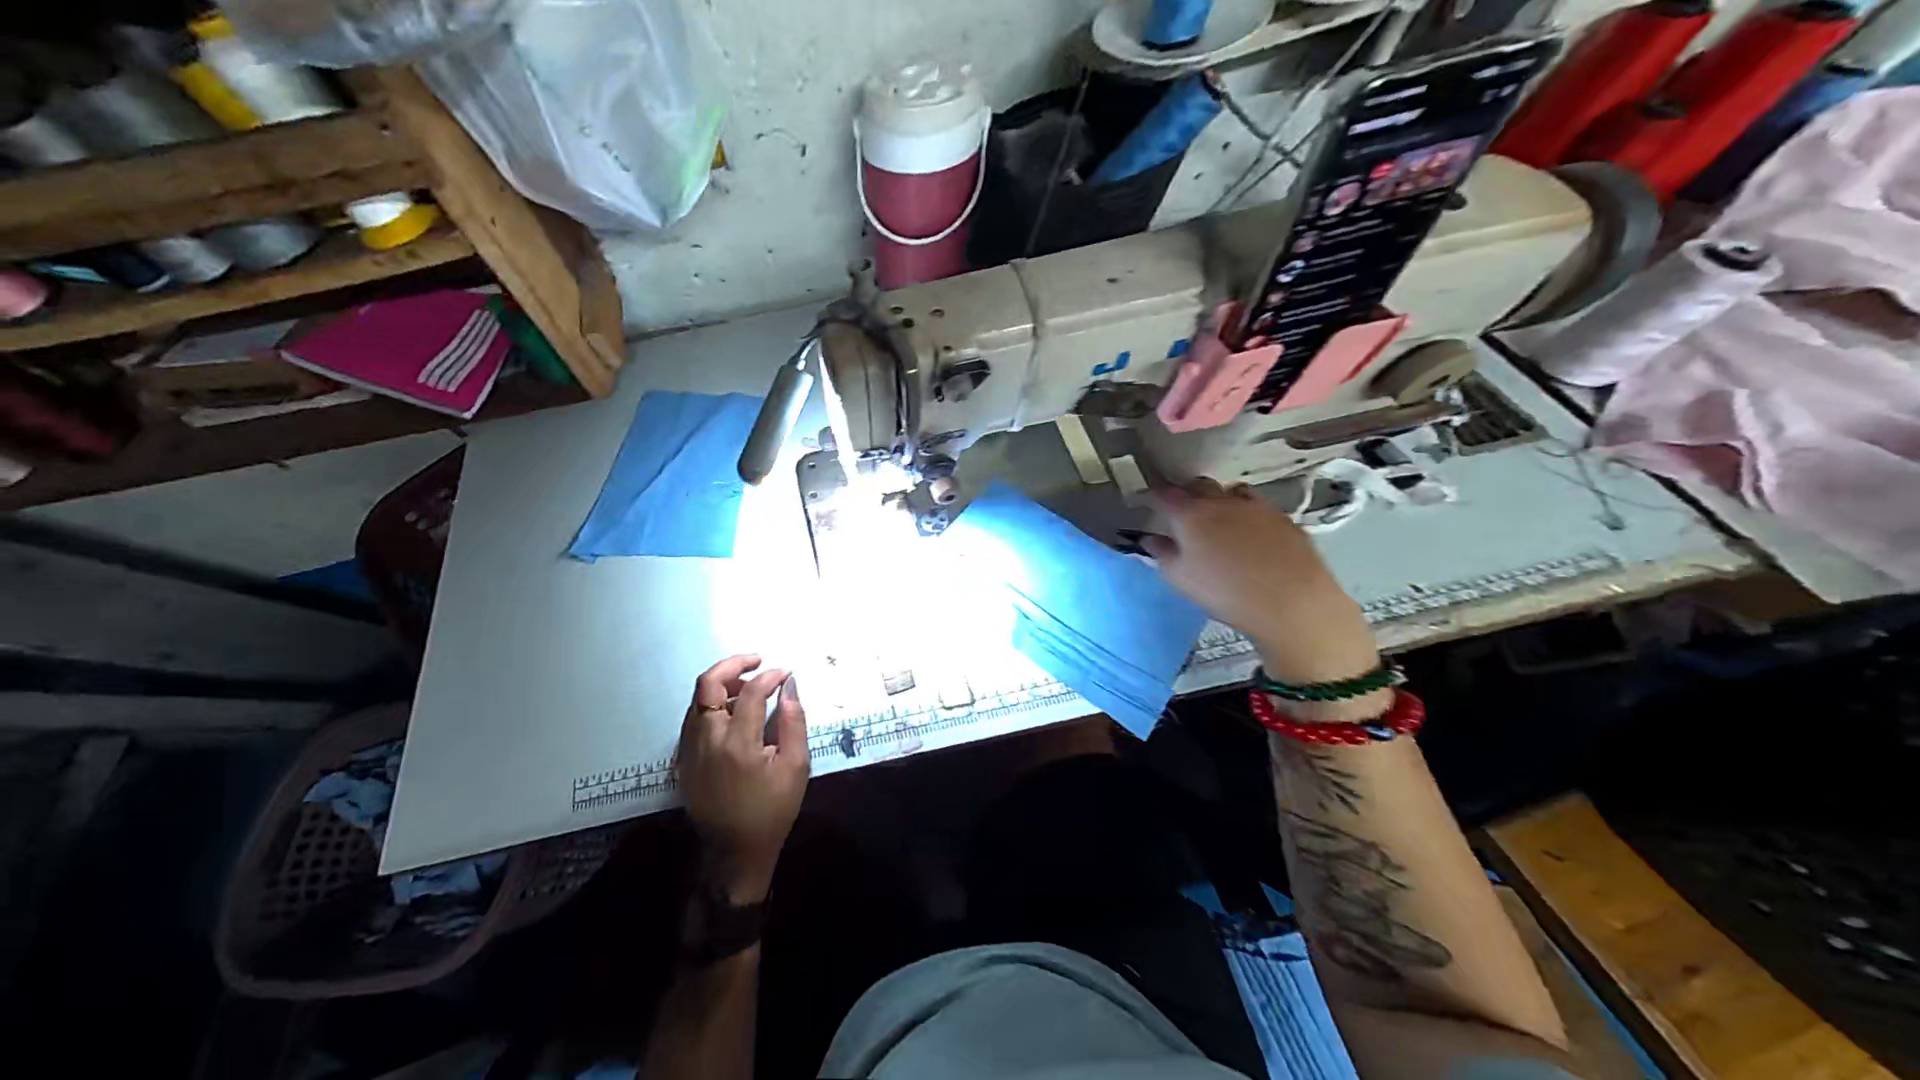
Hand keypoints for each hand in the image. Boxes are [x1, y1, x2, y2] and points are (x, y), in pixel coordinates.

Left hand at [677, 654, 809, 902]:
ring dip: (722, 684)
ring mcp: (690, 749)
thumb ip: (794, 723)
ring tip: (749, 685)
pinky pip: (693, 718)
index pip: (751, 692)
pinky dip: (712, 704)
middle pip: (708, 685)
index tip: (786, 674)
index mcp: (738, 744)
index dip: (770, 676)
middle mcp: (707, 740)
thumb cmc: (772, 812)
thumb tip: (790, 688)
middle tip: (757, 661)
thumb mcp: (795, 768)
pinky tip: (733, 710)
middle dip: (733, 664)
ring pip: (697, 699)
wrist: (734, 853)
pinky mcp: (684, 759)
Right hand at [1143, 478, 1379, 687]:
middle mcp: (1222, 501)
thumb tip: (1151, 539)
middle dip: (1188, 492)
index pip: (1166, 493)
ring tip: (1218, 518)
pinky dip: (1247, 514)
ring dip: (1220, 499)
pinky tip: (1250, 535)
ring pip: (1231, 491)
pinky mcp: (1283, 518)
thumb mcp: (1181, 579)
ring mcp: (1256, 507)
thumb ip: (1162, 554)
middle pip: (1200, 484)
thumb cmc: (1225, 592)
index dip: (1156, 493)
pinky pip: (1258, 507)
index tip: (1151, 498)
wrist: (1291, 601)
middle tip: (1182, 508)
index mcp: (1191, 514)